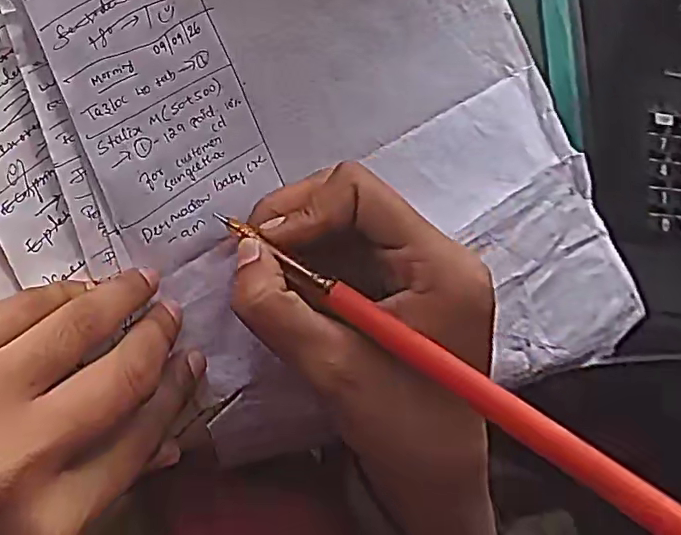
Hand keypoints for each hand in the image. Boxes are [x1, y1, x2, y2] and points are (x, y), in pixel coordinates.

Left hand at [0, 269, 203, 534]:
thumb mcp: (26, 527)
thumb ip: (95, 480)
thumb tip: (165, 433)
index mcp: (45, 519)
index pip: (137, 440)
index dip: (173, 394)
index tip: (190, 362)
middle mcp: (19, 452)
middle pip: (117, 376)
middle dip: (155, 335)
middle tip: (172, 311)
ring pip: (75, 323)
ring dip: (118, 296)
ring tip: (141, 281)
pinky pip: (26, 304)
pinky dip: (63, 292)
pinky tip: (82, 289)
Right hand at [230, 162, 495, 534]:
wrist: (434, 488)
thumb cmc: (403, 436)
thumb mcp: (334, 372)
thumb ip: (278, 310)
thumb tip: (242, 253)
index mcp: (438, 266)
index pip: (359, 192)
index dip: (304, 208)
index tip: (264, 243)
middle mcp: (429, 252)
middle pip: (345, 195)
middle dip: (291, 219)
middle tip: (252, 250)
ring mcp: (411, 263)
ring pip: (335, 216)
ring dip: (292, 237)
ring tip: (263, 269)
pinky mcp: (391, 278)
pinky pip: (335, 243)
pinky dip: (300, 255)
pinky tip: (283, 283)